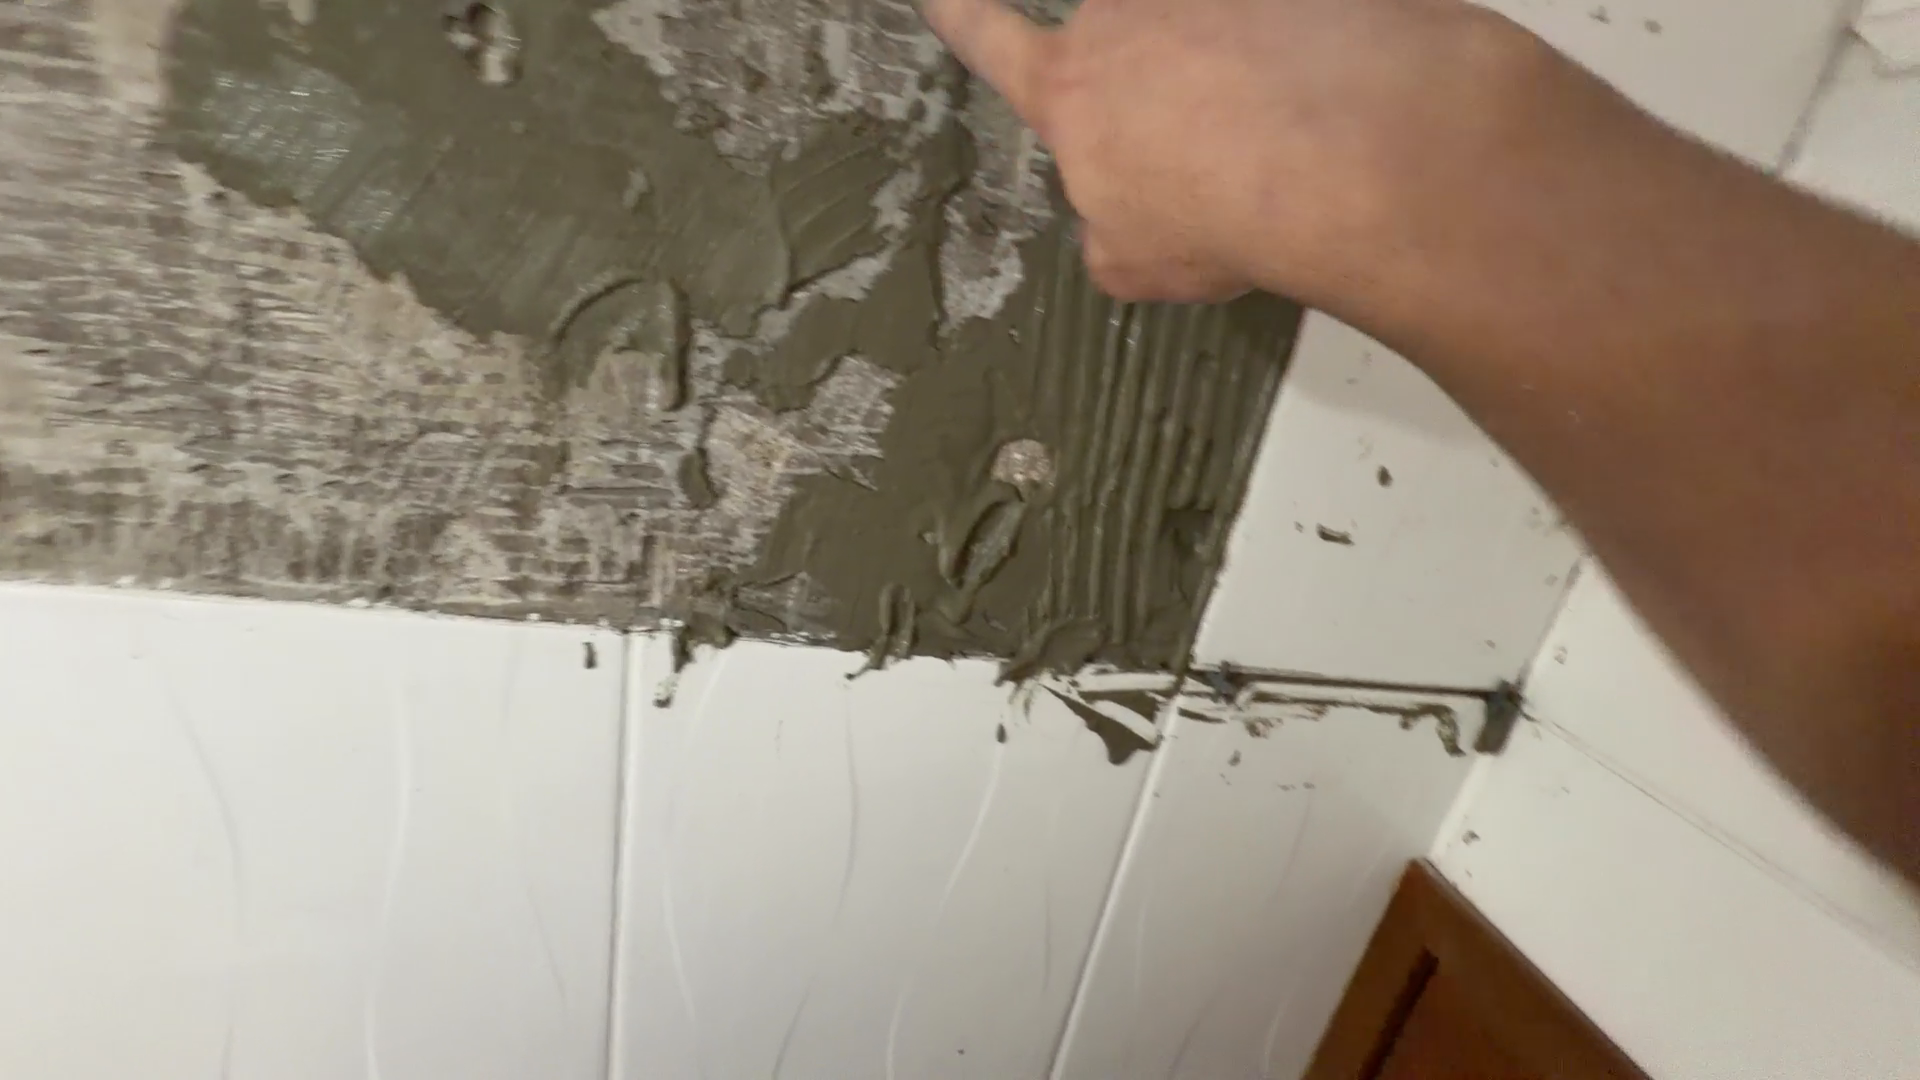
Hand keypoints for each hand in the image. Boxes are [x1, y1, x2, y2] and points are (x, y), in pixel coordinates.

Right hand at [921, 0, 1555, 306]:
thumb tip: (1118, 214)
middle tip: (1210, 145)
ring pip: (1197, 32)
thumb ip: (1104, 228)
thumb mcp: (1127, 265)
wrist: (1336, 159)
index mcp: (1070, 92)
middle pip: (1121, 45)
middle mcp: (1124, 14)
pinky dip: (1286, 50)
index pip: (994, 45)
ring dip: (1222, 71)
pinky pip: (1266, 25)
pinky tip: (1310, 90)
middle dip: (1152, 89)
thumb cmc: (1207, 222)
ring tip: (1272, 127)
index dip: (963, 18)